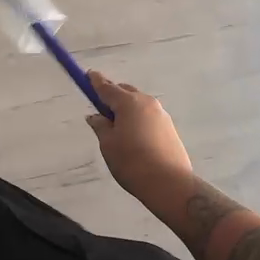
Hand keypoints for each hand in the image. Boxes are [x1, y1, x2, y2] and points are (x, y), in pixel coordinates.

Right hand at [85, 70, 194, 204]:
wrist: (170, 184)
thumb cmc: (132, 162)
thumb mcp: (108, 145)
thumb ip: (100, 126)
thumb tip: (96, 116)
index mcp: (128, 103)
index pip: (107, 87)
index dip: (95, 81)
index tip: (88, 74)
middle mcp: (146, 102)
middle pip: (125, 92)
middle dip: (112, 96)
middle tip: (102, 109)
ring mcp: (161, 114)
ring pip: (138, 104)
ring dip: (127, 109)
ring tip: (119, 130)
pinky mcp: (170, 128)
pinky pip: (148, 116)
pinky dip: (138, 120)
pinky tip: (135, 138)